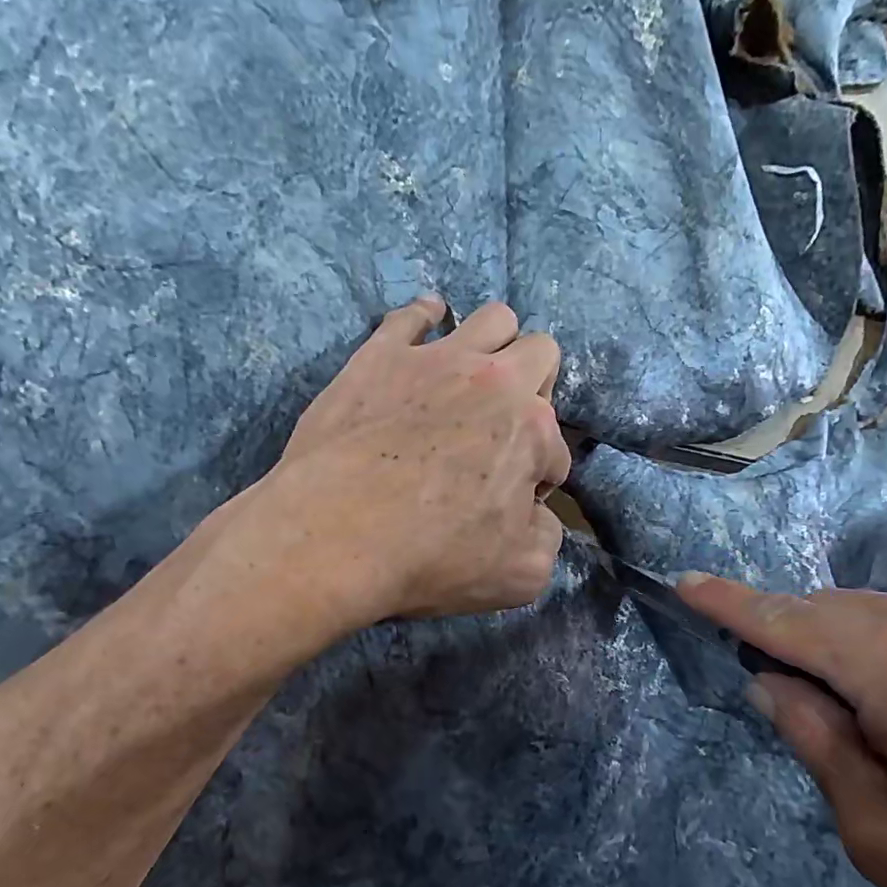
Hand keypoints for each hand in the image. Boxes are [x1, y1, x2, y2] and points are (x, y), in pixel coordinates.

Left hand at [202, 297, 569, 657]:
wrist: (331, 538)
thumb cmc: (433, 557)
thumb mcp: (523, 573)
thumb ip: (547, 536)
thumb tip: (534, 514)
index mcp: (534, 429)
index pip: (556, 450)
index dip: (538, 480)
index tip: (510, 502)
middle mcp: (496, 381)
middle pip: (542, 353)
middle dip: (537, 388)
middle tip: (506, 428)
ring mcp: (437, 359)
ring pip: (495, 318)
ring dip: (499, 343)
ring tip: (478, 374)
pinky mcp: (381, 354)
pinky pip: (413, 314)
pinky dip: (427, 316)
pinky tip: (429, 324)